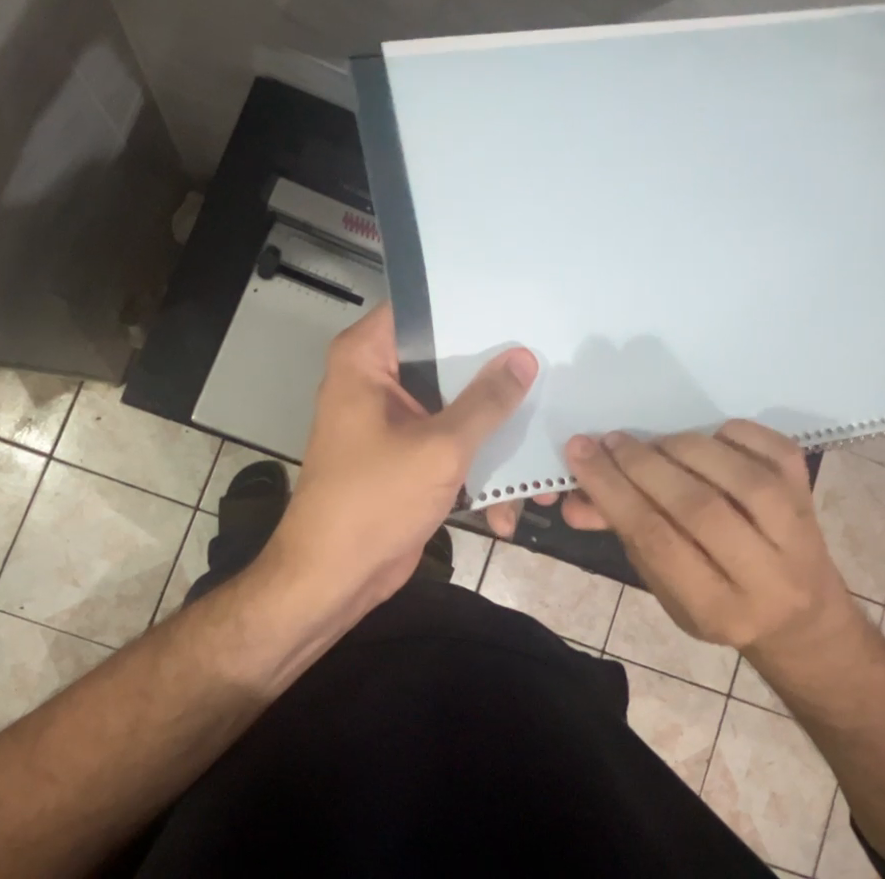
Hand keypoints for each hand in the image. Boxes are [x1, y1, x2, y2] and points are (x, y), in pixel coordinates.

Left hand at [265, 304, 537, 609]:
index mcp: (365, 358)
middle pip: (443, 358)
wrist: (333, 578)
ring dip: (492, 428)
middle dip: (493, 372)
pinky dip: (475, 464)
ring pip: (451, 403)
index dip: (468, 308)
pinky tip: (513, 498)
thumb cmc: (374, 500)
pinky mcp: (404, 455)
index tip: (519, 307)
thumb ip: (486, 401)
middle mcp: (374, 379)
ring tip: (549, 431)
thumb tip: (524, 358)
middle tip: (550, 358)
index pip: (421, 310)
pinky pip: (447, 441)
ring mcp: (390, 419)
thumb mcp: (440, 447)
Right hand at [562, 421, 859, 660]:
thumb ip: (626, 538)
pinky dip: (732, 434)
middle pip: (698, 508)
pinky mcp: (811, 497)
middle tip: (608, 442)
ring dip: (683, 449)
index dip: (613, 492)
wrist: (803, 620)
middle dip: (643, 466)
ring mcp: (798, 534)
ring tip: (652, 443)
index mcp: (719, 610)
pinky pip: (774, 451)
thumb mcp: (666, 589)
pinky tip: (705, 438)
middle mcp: (766, 576)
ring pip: (739, 478)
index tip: (580, 454)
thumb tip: (574, 497)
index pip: (657, 541)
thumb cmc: (720, 607)